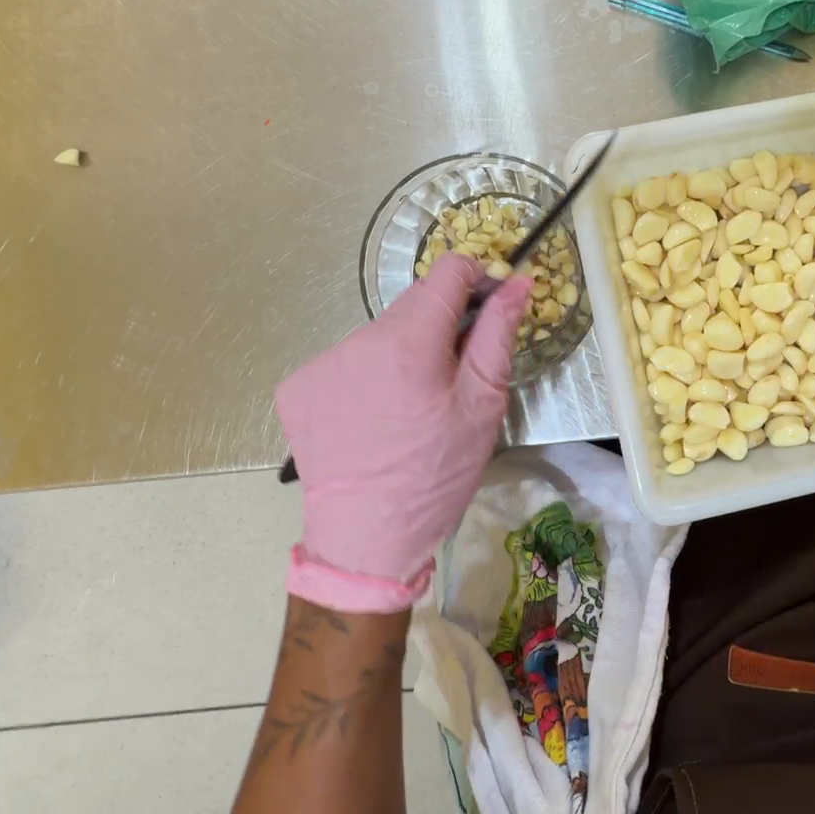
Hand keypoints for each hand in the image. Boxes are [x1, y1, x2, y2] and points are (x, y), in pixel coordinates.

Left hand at [275, 255, 533, 612]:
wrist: (365, 541)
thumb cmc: (437, 475)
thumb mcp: (483, 405)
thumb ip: (498, 335)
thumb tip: (517, 282)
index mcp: (407, 342)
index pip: (447, 272)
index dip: (477, 280)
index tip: (489, 310)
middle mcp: (355, 341)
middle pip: (413, 306)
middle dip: (442, 327)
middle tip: (456, 377)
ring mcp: (319, 364)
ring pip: (380, 335)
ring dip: (405, 352)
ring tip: (413, 406)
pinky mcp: (297, 388)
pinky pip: (348, 362)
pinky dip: (370, 376)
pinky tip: (377, 417)